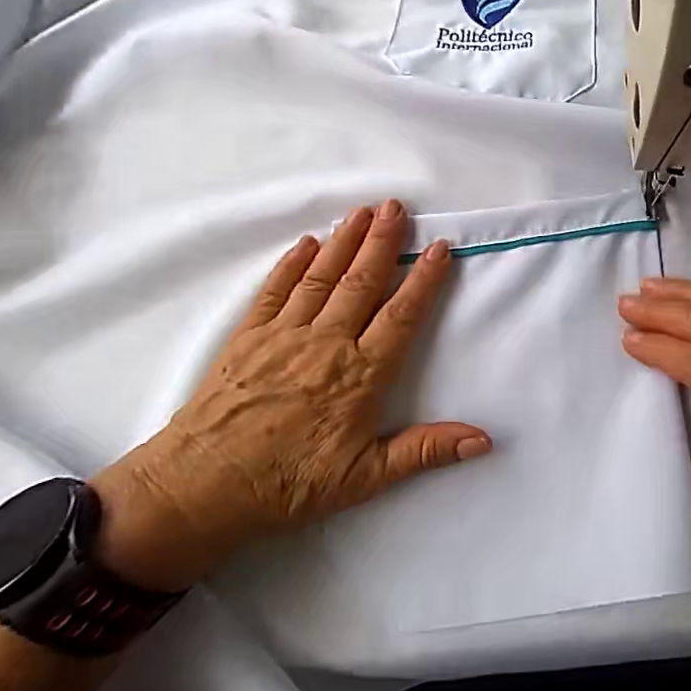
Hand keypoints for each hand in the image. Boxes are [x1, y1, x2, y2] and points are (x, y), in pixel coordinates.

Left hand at [90, 201, 490, 590]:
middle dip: (382, 241)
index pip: (401, 316)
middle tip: (397, 207)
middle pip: (361, 282)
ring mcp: (283, 335)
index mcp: (360, 375)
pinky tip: (306, 244)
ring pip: (321, 277)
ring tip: (362, 212)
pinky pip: (275, 290)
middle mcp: (325, 344)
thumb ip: (424, 451)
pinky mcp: (248, 337)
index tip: (439, 248)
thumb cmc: (289, 484)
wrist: (207, 482)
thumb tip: (482, 439)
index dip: (423, 280)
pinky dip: (292, 264)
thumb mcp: (365, 478)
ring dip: (343, 241)